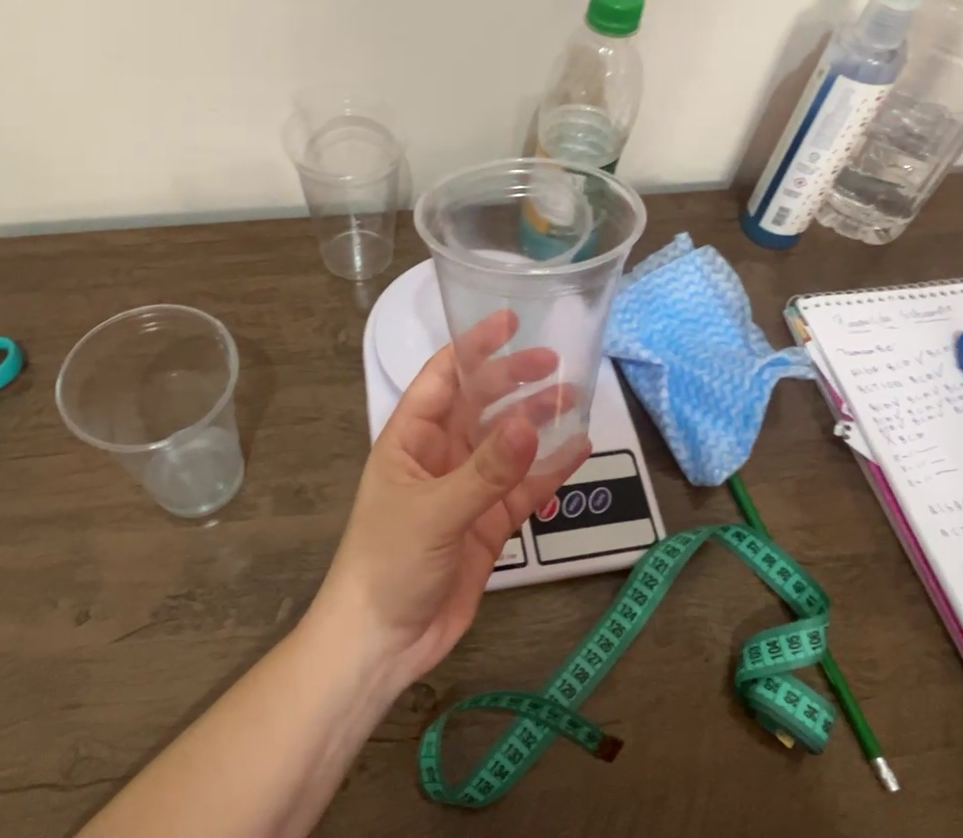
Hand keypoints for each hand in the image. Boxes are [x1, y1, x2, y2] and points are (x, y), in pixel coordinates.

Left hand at [308, 311, 590, 685]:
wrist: (383, 642)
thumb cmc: (388, 564)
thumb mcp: (433, 511)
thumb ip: (486, 470)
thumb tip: (531, 421)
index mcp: (410, 439)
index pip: (443, 378)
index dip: (474, 347)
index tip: (511, 320)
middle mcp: (440, 456)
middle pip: (481, 405)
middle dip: (514, 380)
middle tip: (556, 362)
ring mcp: (467, 490)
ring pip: (507, 444)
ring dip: (536, 420)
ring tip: (574, 398)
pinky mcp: (489, 525)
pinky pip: (523, 488)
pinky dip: (549, 470)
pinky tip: (579, 450)